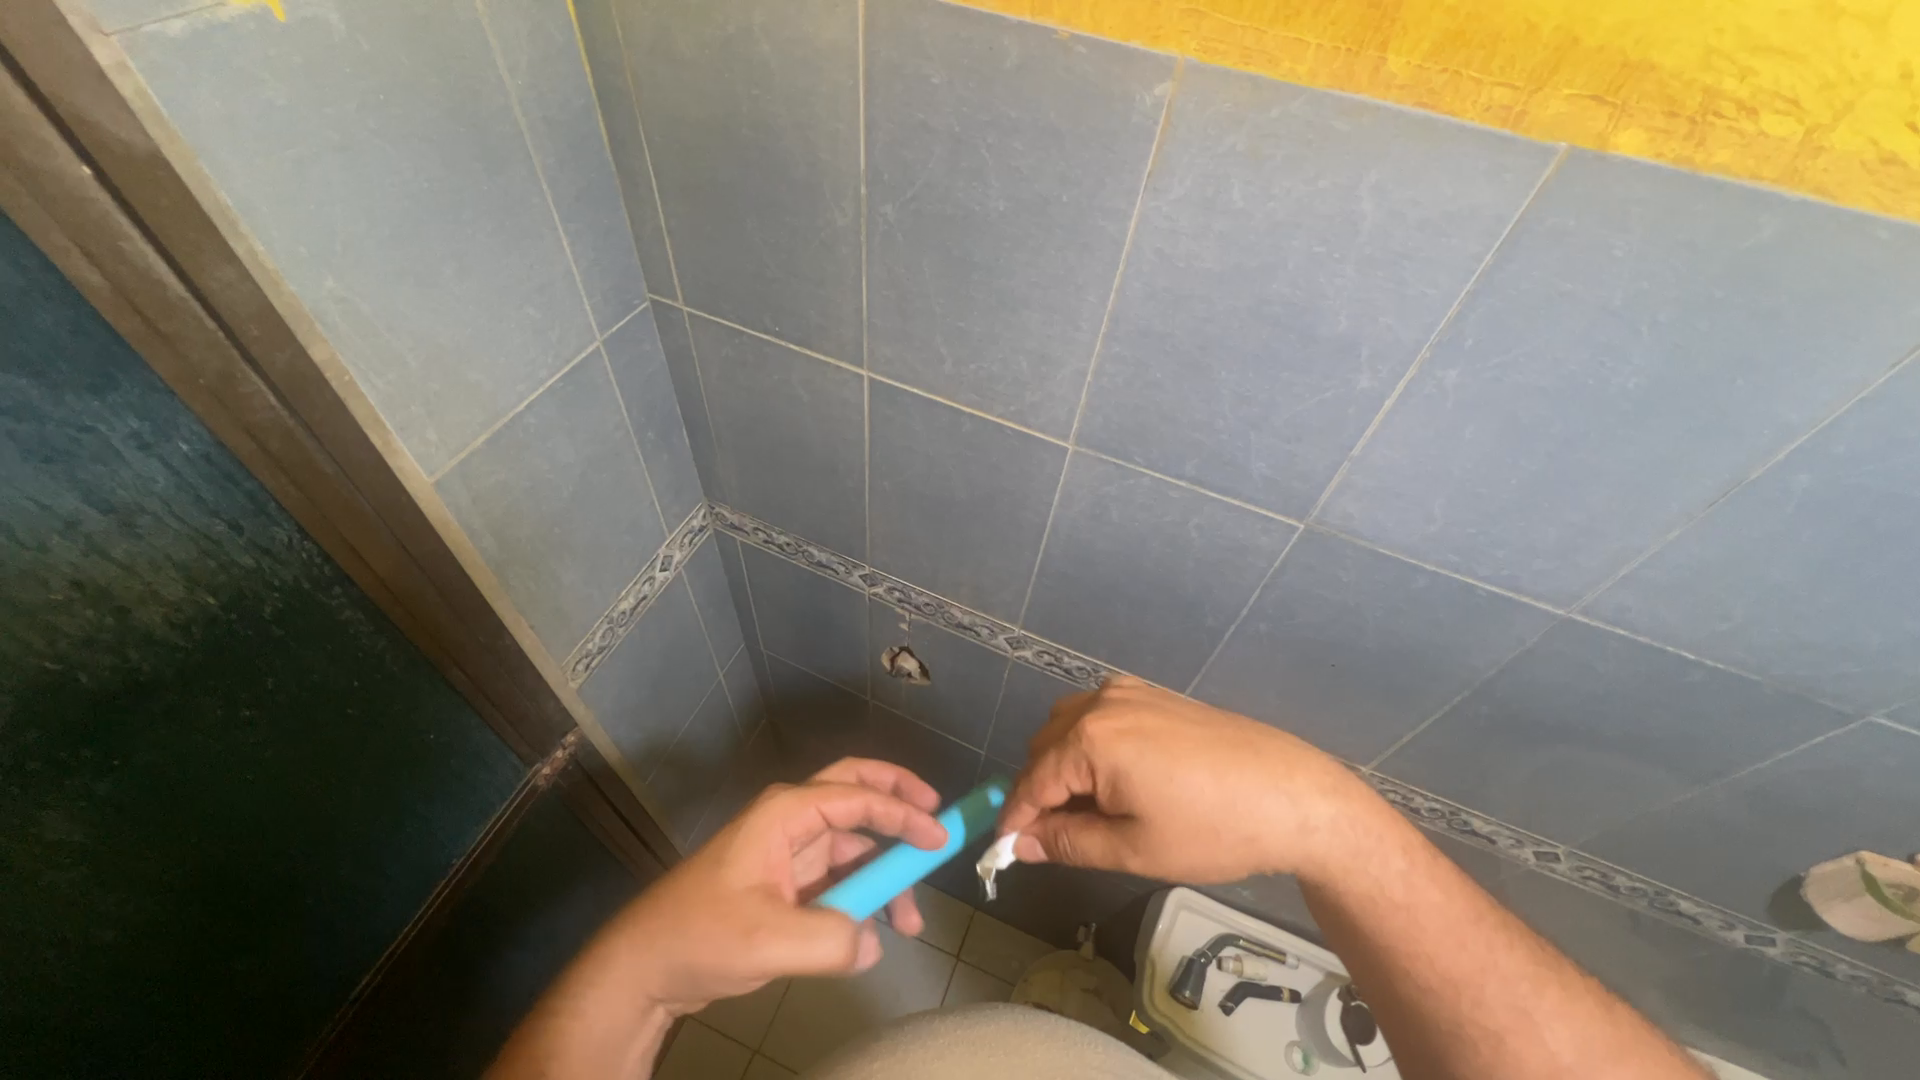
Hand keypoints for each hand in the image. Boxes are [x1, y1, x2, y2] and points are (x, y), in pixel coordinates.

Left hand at [489, 759, 945, 1078]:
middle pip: (856, 791)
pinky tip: (877, 931)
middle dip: (899, 801)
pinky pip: (839, 877)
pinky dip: (865, 896)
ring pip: (853, 844)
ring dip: (885, 873)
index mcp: (786, 813)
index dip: (904, 814)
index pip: (858, 798)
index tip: (939, 839)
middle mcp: (792, 821)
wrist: (645, 968)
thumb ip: (832, 939)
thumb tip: (874, 941)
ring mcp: (789, 852)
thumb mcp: (768, 940)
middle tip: (937, 822)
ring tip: (910, 920)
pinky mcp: (786, 883)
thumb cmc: (699, 936)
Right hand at [998, 676, 1390, 884]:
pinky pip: (1099, 714)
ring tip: (1088, 810)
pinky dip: (1089, 744)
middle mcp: (1102, 703)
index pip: (1032, 780)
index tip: (1004, 848)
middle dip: (1040, 790)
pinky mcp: (1153, 694)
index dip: (1015, 817)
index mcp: (1091, 738)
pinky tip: (1116, 778)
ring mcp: (1129, 692)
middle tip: (1054, 837)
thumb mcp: (1133, 849)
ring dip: (1062, 764)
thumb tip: (1020, 843)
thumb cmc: (1211, 829)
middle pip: (1044, 747)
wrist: (1292, 795)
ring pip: (1068, 726)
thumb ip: (1066, 842)